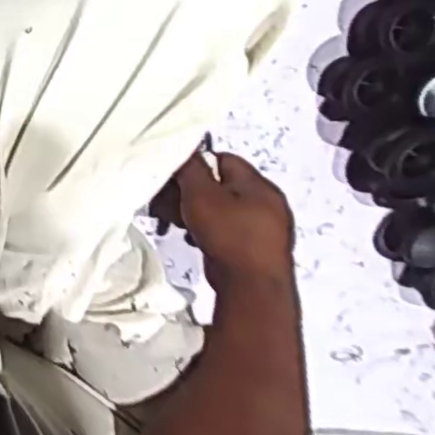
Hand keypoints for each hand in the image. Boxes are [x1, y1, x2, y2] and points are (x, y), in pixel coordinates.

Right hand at [173, 151, 295, 291]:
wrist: (252, 285)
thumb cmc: (228, 233)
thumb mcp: (201, 194)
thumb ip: (190, 168)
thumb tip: (184, 149)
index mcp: (259, 185)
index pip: (222, 158)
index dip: (194, 165)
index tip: (173, 178)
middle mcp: (267, 202)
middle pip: (218, 183)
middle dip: (188, 190)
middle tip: (167, 203)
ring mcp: (263, 226)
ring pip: (219, 206)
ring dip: (193, 210)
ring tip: (175, 221)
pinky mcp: (255, 246)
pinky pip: (225, 226)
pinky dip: (206, 227)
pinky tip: (191, 236)